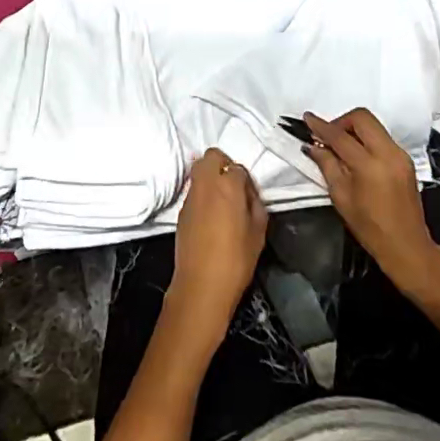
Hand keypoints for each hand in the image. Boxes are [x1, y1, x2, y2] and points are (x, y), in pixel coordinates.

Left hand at [169, 148, 266, 332]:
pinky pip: (193, 188)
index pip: (237, 166)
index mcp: (228, 186)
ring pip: (198, 169)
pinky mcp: (181, 209)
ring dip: (211, 175)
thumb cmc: (236, 260)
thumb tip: (248, 193)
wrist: (201, 284)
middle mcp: (205, 184)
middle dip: (223, 162)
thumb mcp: (258, 232)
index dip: (245, 178)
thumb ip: (255, 204)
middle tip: (234, 184)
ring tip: (223, 198)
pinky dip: (202, 191)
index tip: (250, 194)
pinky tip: (211, 212)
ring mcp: (190, 196)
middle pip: (211, 155)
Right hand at [303, 109, 439, 294]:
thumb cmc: (369, 227)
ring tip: (339, 147)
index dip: (321, 126)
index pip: (340, 136)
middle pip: (362, 118)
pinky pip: (381, 137)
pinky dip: (365, 139)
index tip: (307, 119)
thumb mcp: (340, 197)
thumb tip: (314, 146)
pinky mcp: (406, 160)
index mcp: (370, 165)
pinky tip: (355, 155)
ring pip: (373, 125)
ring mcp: (400, 155)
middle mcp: (388, 153)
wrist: (407, 245)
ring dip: (353, 129)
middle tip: (327, 137)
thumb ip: (327, 165)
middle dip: (341, 122)